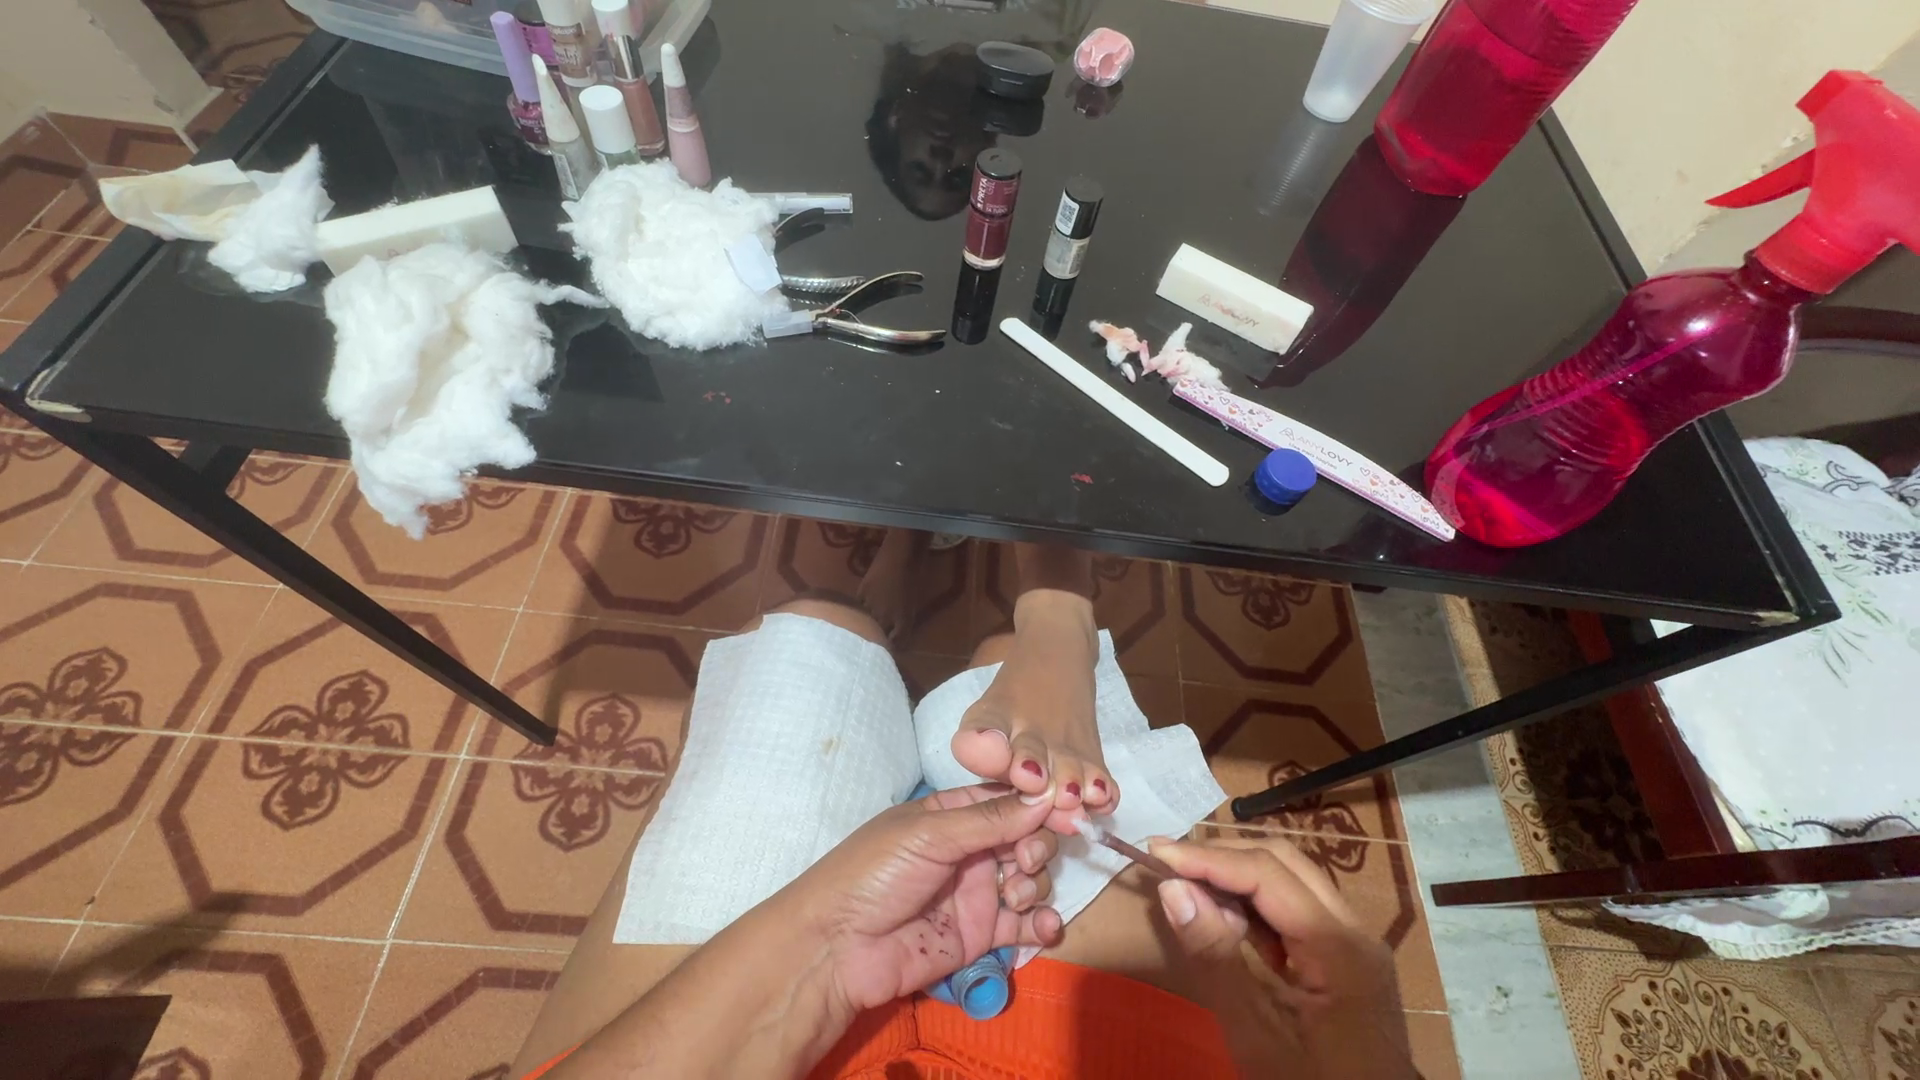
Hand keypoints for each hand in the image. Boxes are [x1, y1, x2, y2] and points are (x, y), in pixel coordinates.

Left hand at [783, 785, 1064, 1013]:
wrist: (836, 950)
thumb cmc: (874, 873)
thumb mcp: (929, 835)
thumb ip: (990, 819)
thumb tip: (1045, 793)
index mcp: (952, 815)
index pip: (1007, 800)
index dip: (1039, 804)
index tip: (1068, 811)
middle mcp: (968, 849)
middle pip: (1025, 838)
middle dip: (1037, 845)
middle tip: (1025, 861)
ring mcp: (975, 893)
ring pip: (1029, 879)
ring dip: (1035, 884)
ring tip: (1015, 896)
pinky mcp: (979, 936)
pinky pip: (1022, 925)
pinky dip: (1040, 924)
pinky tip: (1043, 927)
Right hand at [1151, 835, 1414, 1079]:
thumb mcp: (1256, 1034)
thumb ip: (1216, 956)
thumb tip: (1172, 887)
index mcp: (1339, 947)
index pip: (1265, 873)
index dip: (1206, 857)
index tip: (1154, 851)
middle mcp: (1355, 931)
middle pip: (1284, 863)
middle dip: (1223, 855)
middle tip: (1170, 863)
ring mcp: (1356, 946)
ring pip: (1293, 881)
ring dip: (1239, 876)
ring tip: (1190, 888)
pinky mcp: (1349, 962)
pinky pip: (1299, 910)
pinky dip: (1258, 904)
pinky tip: (1229, 923)